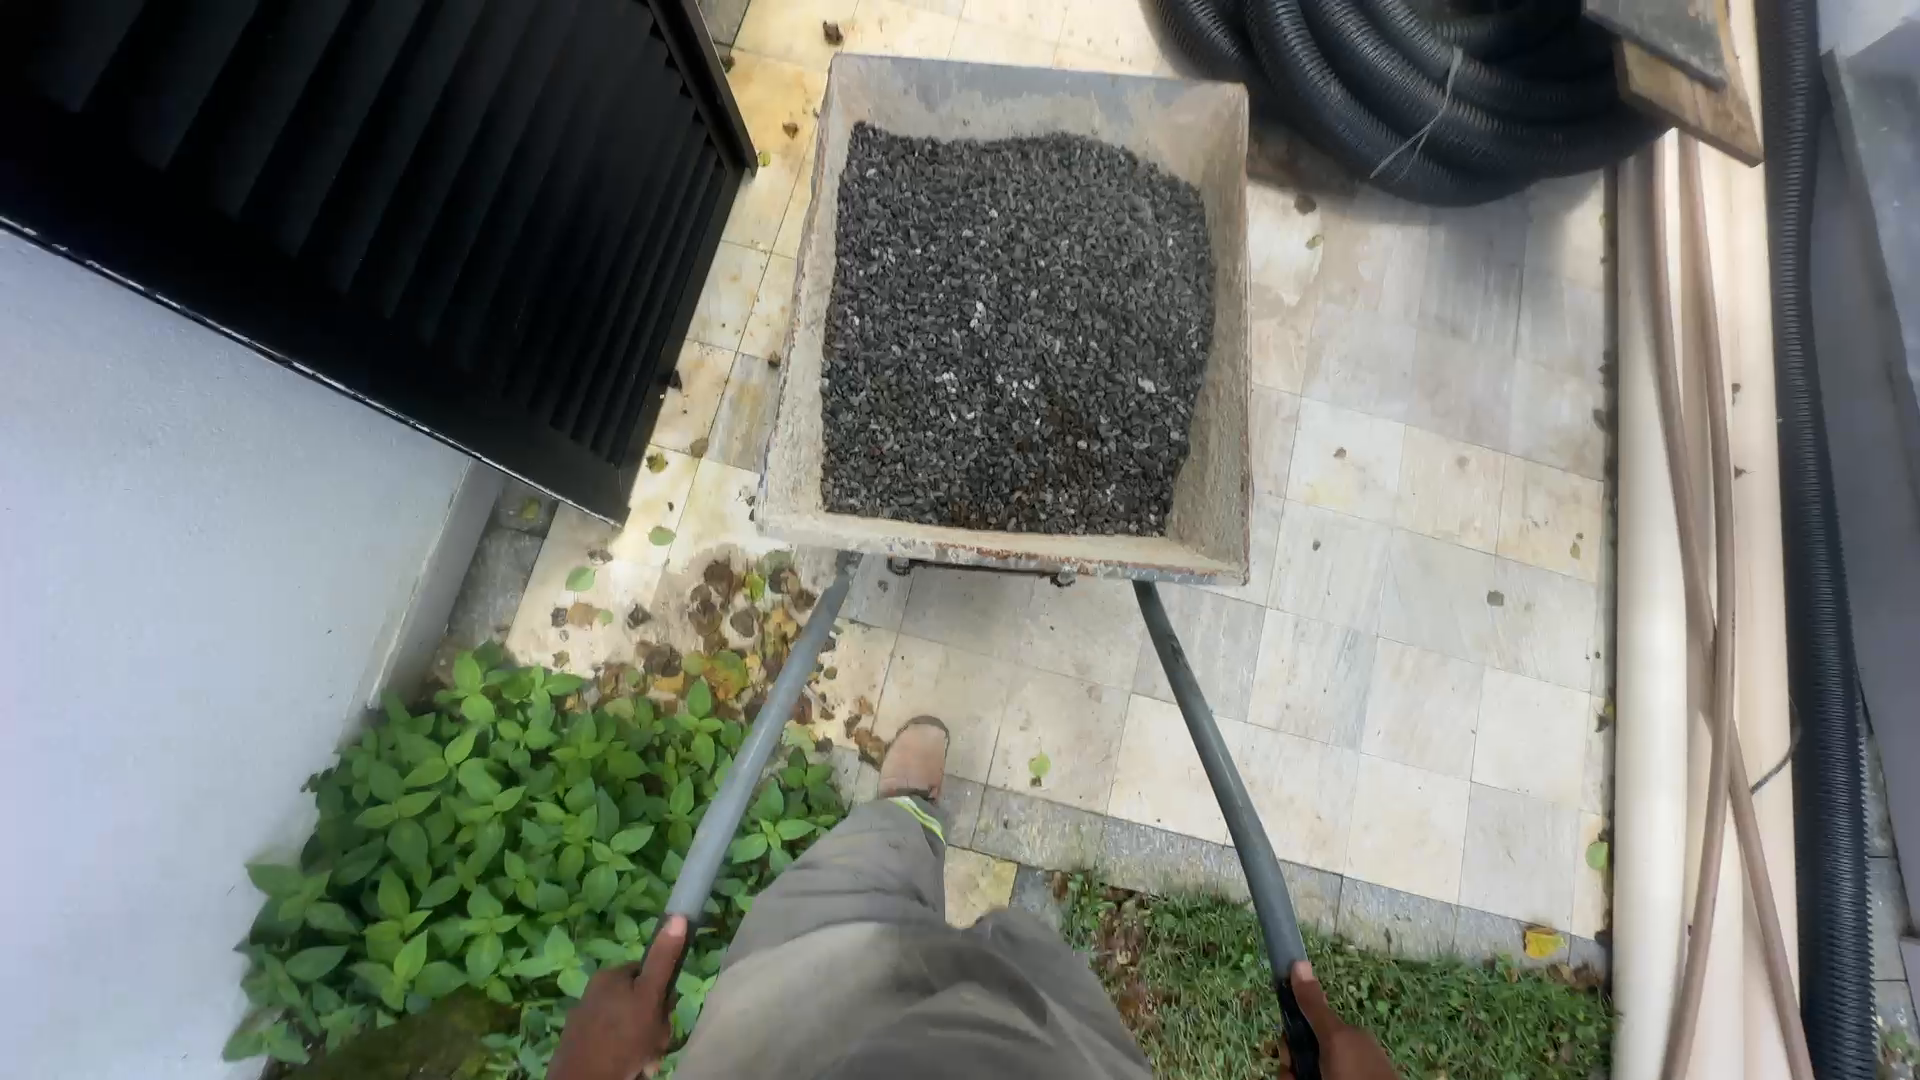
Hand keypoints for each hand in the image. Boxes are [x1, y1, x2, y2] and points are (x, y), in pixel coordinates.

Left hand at [548, 916, 688, 1079]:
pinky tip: (631, 1068)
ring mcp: (584, 1023)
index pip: (647, 973)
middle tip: (656, 1040)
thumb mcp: (650, 995)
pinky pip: (612, 1045)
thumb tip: (678, 916)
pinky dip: (625, 1055)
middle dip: (654, 1022)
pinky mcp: (580, 1048)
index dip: (662, 993)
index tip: (666, 1012)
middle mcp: (593, 993)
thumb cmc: (621, 1037)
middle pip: (638, 1001)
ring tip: (646, 1060)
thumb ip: (663, 959)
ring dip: (643, 1042)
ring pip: (628, 1025)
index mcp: (609, 976)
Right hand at [1285, 960, 1400, 1079]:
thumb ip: (1314, 1006)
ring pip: (1302, 1066)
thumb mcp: (1335, 1038)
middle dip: (1290, 1057)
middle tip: (1293, 1069)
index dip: (1292, 1032)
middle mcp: (1341, 1056)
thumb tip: (1299, 962)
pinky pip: (1307, 1079)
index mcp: (1345, 1038)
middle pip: (1301, 1047)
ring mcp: (1338, 1074)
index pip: (1306, 1024)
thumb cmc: (1358, 1076)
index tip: (1288, 1043)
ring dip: (1291, 1074)